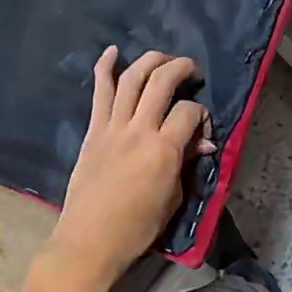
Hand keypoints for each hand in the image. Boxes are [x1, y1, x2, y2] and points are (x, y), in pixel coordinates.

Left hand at [23, 48, 214, 291]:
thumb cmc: (137, 228)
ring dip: (150, 60)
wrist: (90, 240)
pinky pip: (99, 92)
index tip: (202, 128)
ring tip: (163, 57)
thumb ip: (185, 164)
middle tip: (191, 69)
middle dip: (181, 68)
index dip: (201, 113)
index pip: (189, 112)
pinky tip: (111, 51)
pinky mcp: (93, 131)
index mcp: (163, 150)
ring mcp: (112, 127)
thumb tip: (202, 143)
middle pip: (161, 82)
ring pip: (132, 78)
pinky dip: (104, 68)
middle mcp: (138, 130)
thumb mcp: (173, 199)